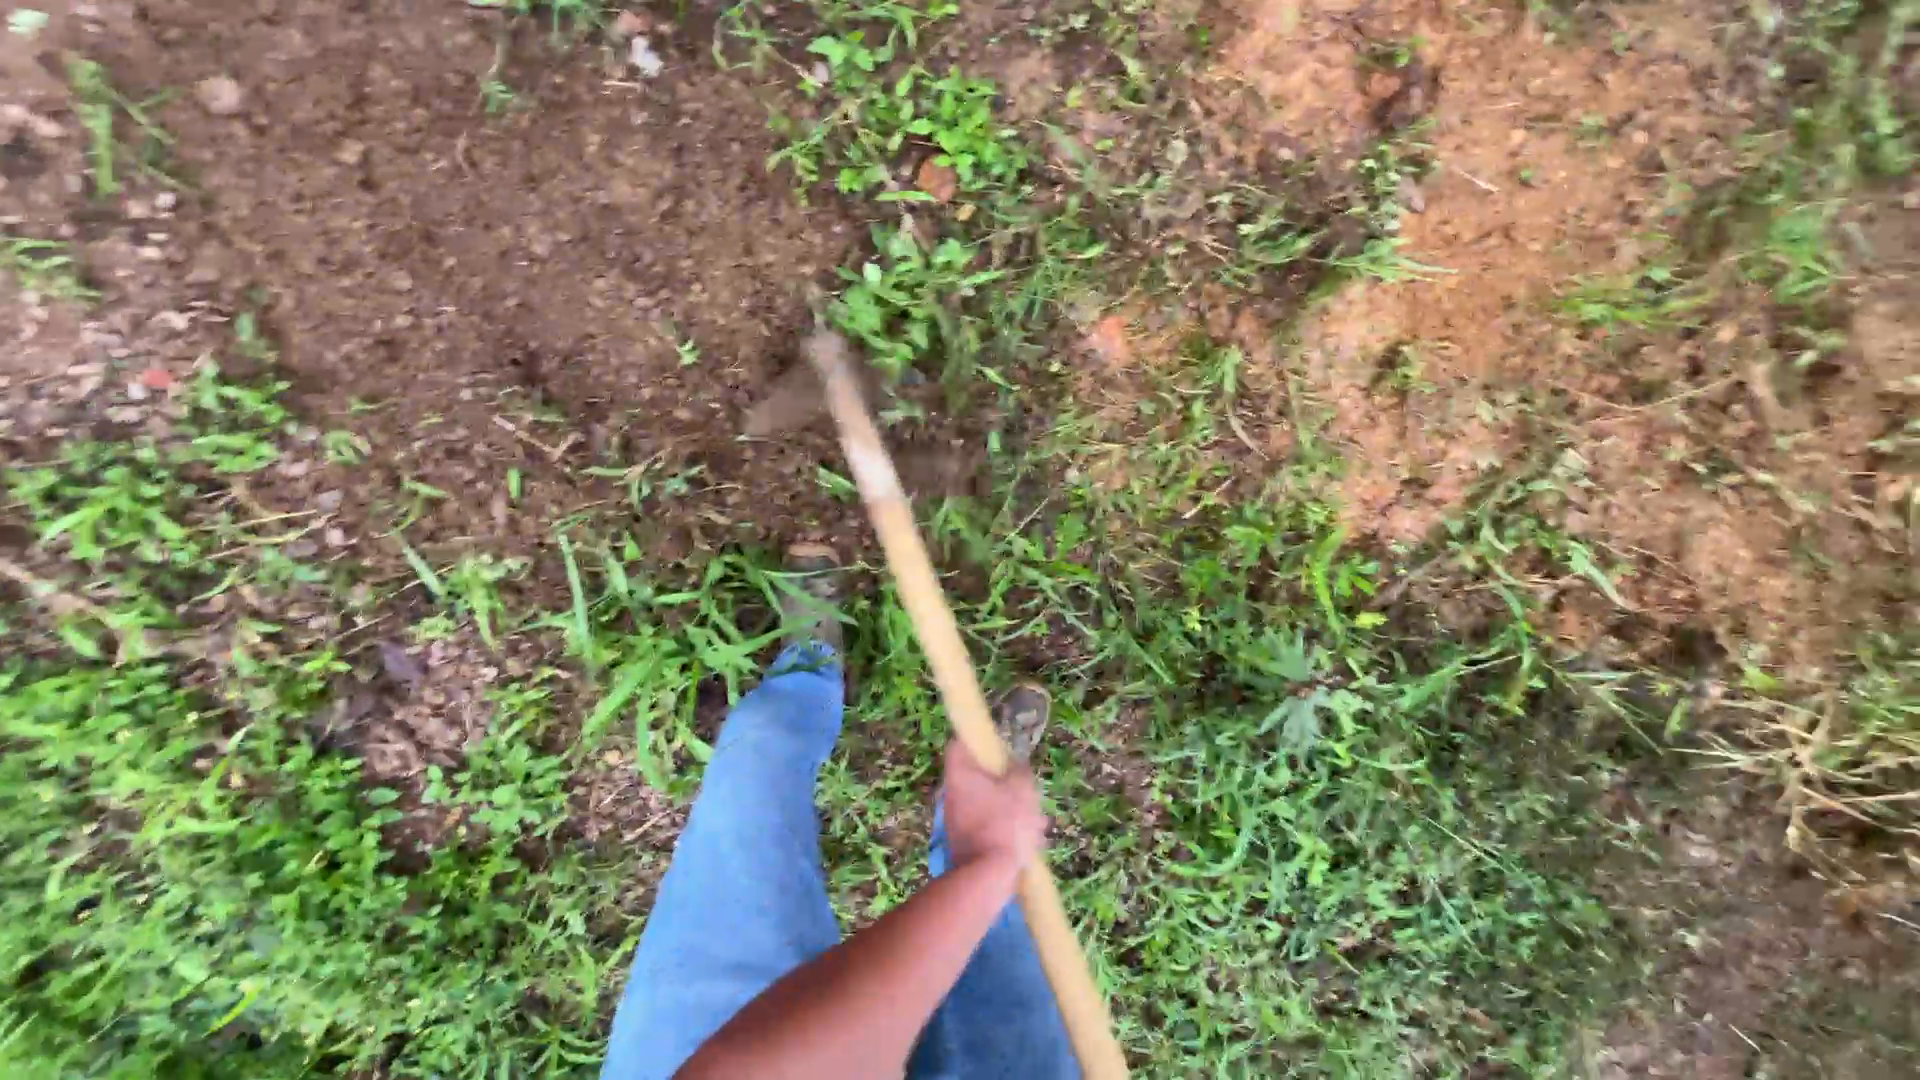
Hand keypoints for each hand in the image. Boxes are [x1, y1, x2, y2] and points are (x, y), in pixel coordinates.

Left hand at [939, 740, 1046, 874]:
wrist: (987, 877)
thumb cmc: (1003, 824)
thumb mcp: (1021, 789)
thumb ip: (1019, 771)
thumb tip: (1015, 764)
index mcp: (960, 774)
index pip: (960, 743)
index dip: (980, 740)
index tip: (1001, 747)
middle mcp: (953, 794)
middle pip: (981, 776)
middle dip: (1009, 783)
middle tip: (1029, 792)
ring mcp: (959, 819)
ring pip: (991, 803)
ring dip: (1016, 810)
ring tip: (1038, 824)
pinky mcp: (968, 842)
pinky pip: (992, 826)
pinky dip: (1010, 830)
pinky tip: (1032, 842)